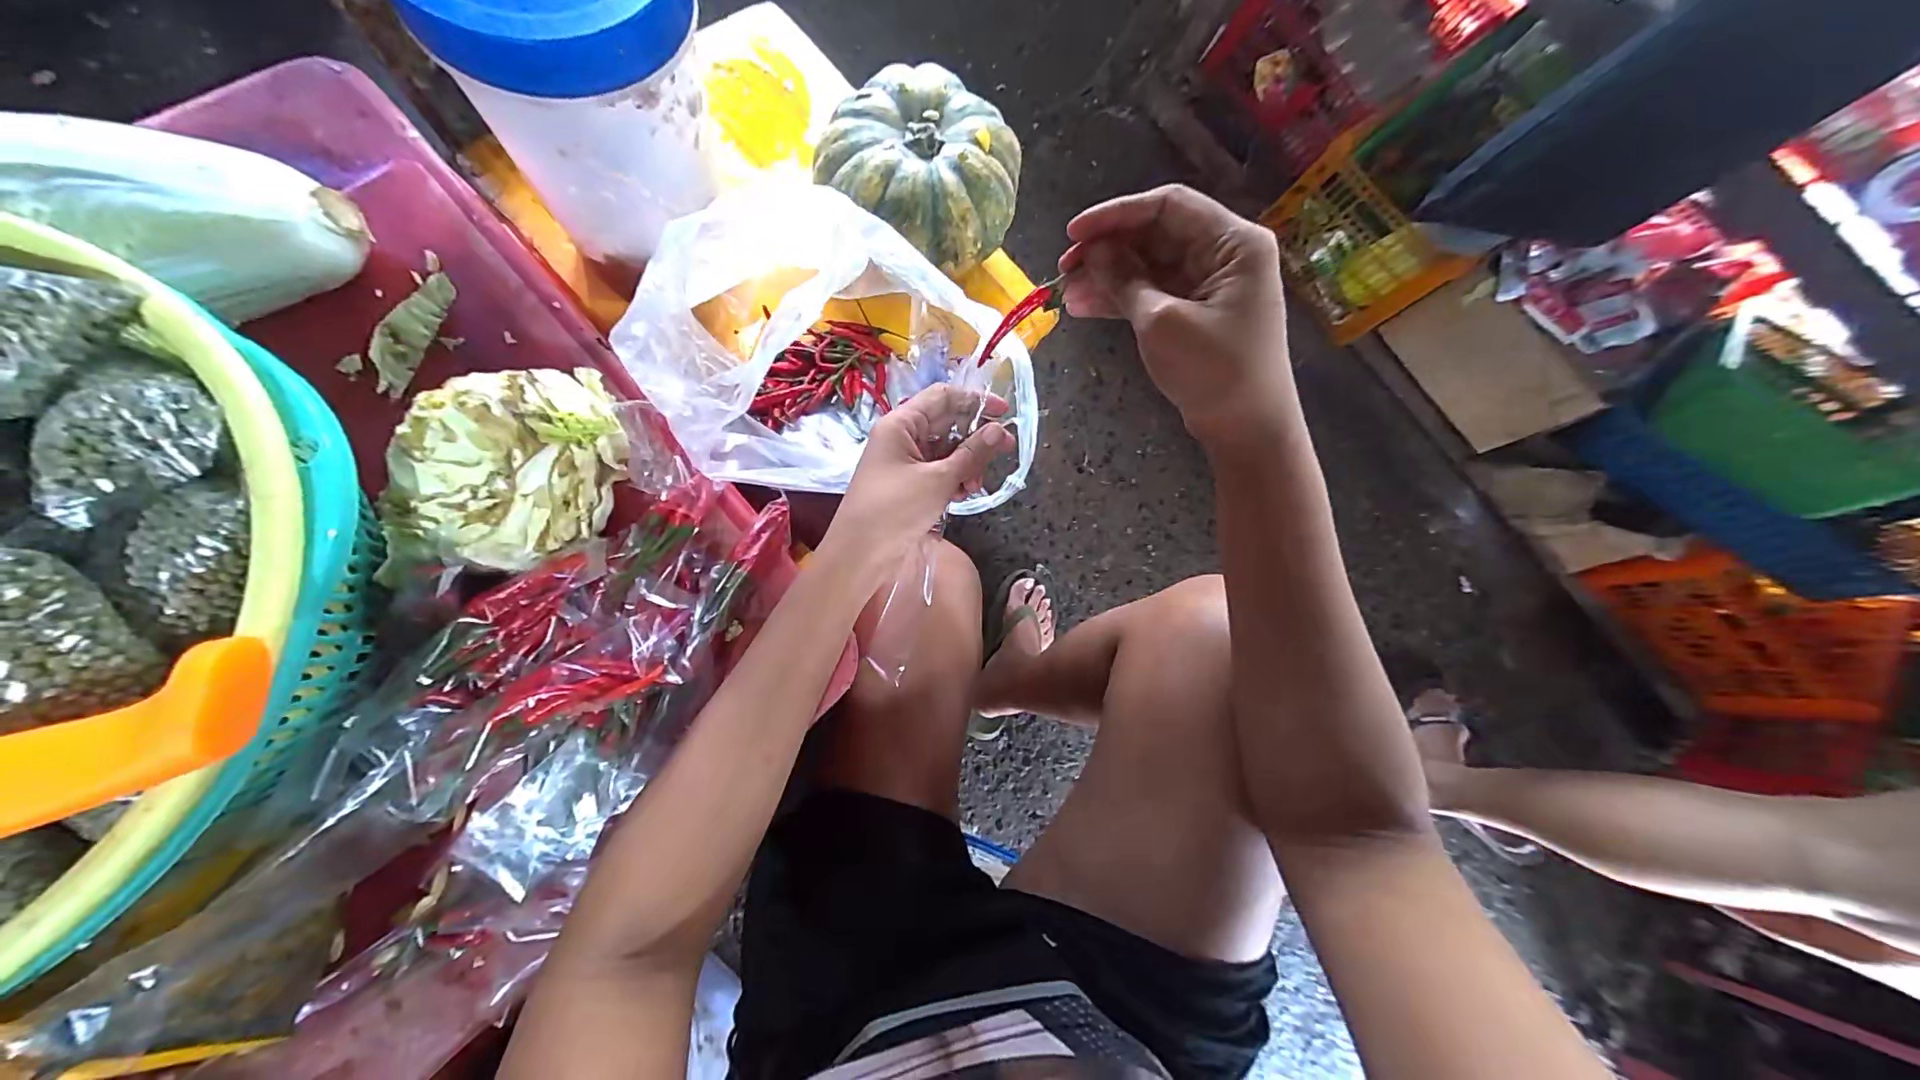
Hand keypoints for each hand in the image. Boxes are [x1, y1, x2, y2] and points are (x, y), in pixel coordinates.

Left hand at [822, 384, 1010, 567]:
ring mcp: (905, 461)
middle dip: (975, 438)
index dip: (975, 401)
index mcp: (901, 424)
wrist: (861, 554)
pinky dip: (954, 479)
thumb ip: (972, 454)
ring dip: (967, 464)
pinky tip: (962, 495)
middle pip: (947, 423)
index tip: (1004, 412)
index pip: (942, 397)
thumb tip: (999, 430)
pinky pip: (939, 471)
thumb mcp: (938, 480)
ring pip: (946, 450)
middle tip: (1004, 452)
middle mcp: (902, 437)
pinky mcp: (909, 484)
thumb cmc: (895, 510)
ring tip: (974, 487)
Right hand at [1060, 185, 1294, 439]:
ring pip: (1149, 267)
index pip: (1168, 206)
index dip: (1115, 215)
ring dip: (1107, 278)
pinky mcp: (1196, 314)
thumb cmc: (1213, 371)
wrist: (1246, 430)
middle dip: (1107, 250)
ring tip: (1065, 294)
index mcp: (1234, 242)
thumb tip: (1095, 251)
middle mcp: (1225, 255)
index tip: (1072, 235)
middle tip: (1063, 270)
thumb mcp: (1161, 322)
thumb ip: (1125, 280)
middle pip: (1156, 235)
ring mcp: (1210, 286)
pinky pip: (1153, 294)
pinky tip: (1085, 306)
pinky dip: (1121, 299)